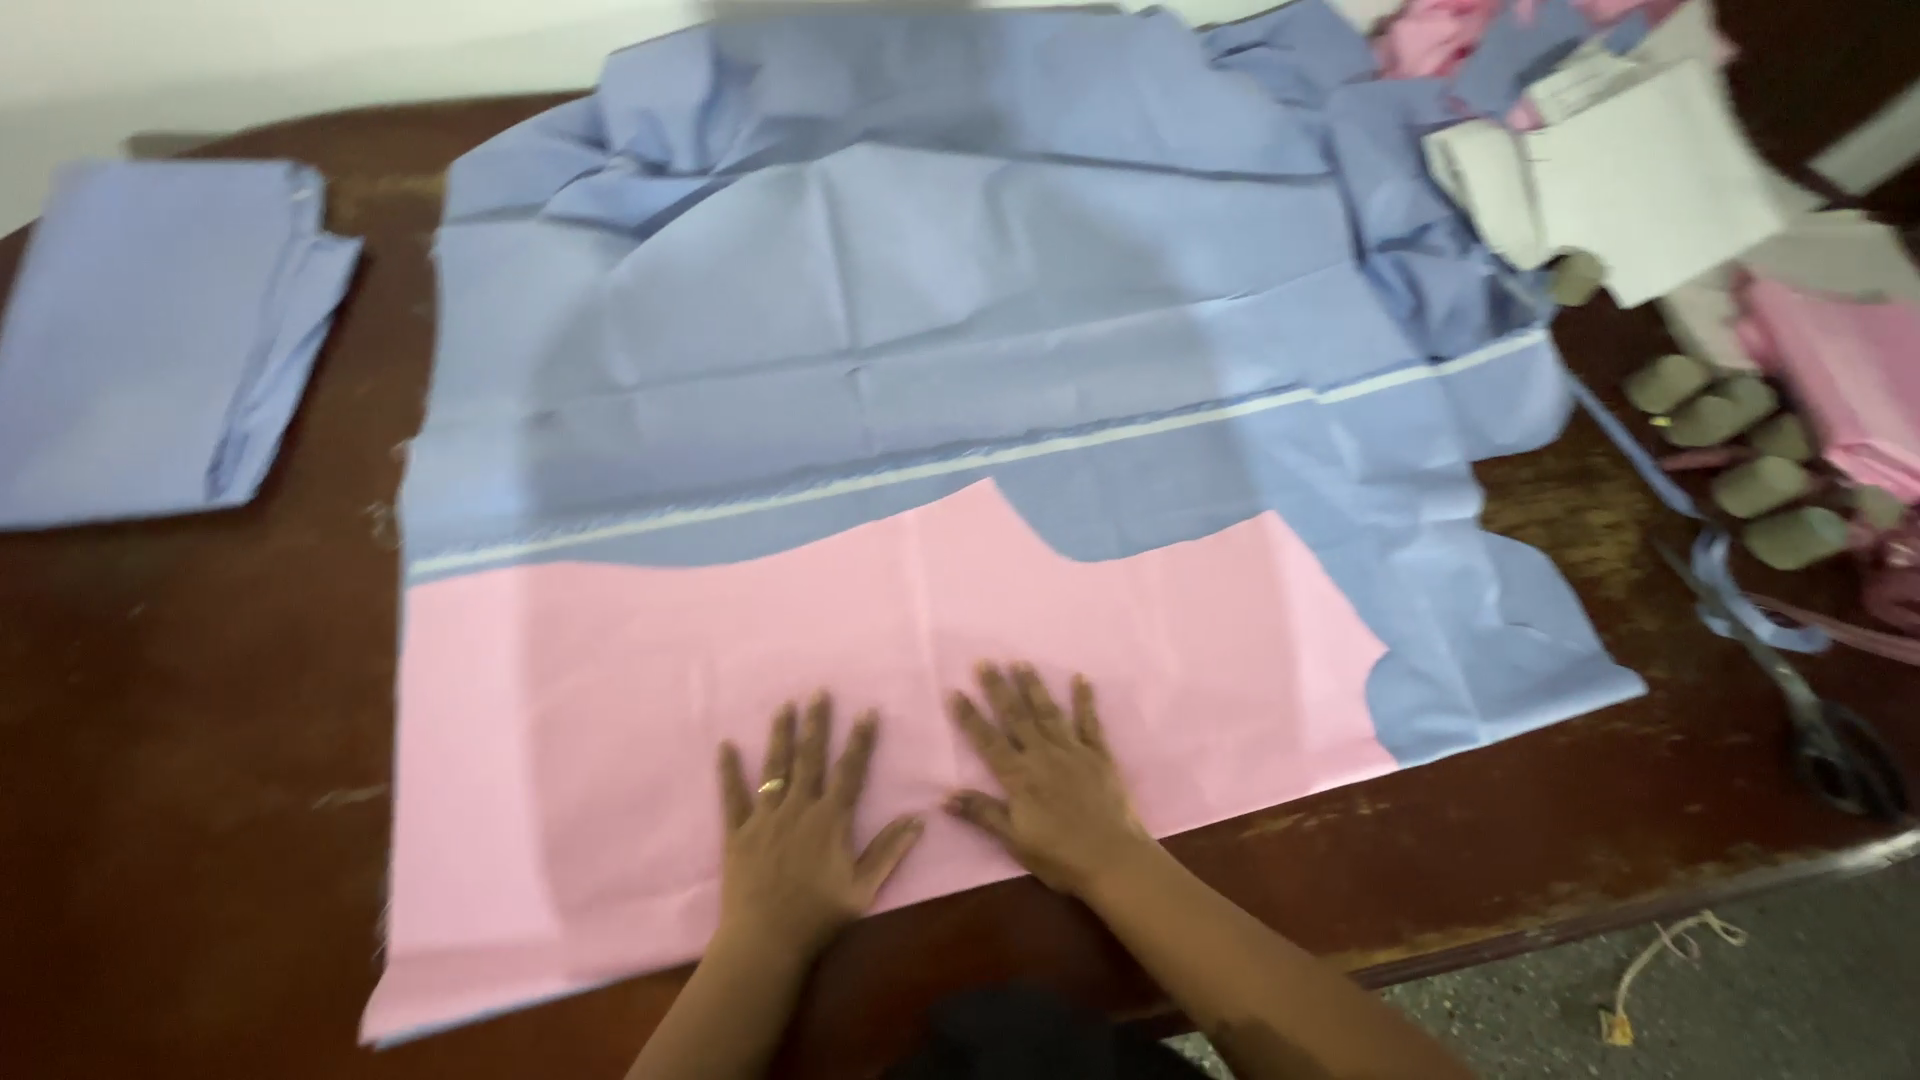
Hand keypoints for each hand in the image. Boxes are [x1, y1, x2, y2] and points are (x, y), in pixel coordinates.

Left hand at [716, 694, 924, 961]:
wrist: (765, 941)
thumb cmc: (818, 916)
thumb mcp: (864, 888)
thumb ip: (889, 851)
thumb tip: (918, 819)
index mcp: (831, 820)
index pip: (850, 770)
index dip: (860, 740)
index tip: (867, 711)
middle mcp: (799, 809)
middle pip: (810, 758)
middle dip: (817, 723)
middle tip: (818, 692)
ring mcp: (765, 818)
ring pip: (774, 768)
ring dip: (780, 735)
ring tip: (784, 707)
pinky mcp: (738, 832)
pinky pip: (732, 796)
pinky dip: (728, 771)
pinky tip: (724, 746)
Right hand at [944, 663, 1157, 897]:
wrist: (1114, 859)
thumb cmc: (1060, 856)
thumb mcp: (1015, 840)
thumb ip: (983, 813)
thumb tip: (944, 795)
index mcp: (1019, 777)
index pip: (987, 741)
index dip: (970, 717)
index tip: (955, 691)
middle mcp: (1042, 755)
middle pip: (1016, 716)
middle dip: (998, 688)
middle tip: (985, 662)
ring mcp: (1072, 751)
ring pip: (1047, 712)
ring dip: (1033, 686)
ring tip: (1021, 662)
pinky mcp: (1099, 754)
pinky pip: (1089, 721)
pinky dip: (1084, 699)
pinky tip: (1080, 678)